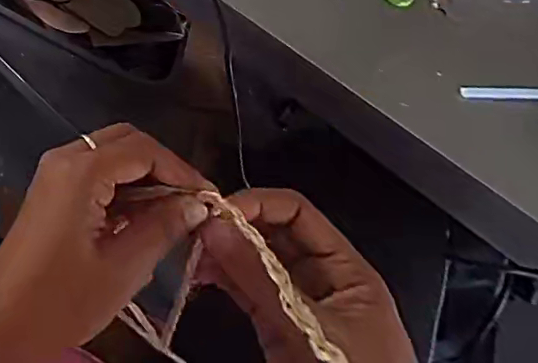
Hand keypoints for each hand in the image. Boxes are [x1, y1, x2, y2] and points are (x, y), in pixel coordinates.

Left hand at [0, 125, 212, 360]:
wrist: (4, 316)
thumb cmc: (62, 298)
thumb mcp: (122, 268)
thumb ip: (162, 228)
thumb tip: (195, 205)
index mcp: (81, 170)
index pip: (142, 149)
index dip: (180, 168)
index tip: (208, 197)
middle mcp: (66, 156)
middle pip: (125, 139)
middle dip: (163, 164)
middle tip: (193, 200)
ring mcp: (56, 167)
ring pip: (110, 150)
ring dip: (143, 172)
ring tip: (175, 209)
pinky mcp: (53, 183)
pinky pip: (95, 167)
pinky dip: (122, 181)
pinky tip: (143, 213)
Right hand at [197, 190, 413, 362]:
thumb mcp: (308, 333)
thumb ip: (259, 277)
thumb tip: (212, 223)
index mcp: (346, 271)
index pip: (297, 212)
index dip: (257, 203)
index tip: (218, 212)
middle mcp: (321, 280)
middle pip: (272, 232)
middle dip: (233, 227)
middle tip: (195, 228)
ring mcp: (298, 304)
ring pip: (254, 259)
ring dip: (221, 252)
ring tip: (191, 253)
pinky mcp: (278, 328)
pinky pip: (247, 289)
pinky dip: (222, 278)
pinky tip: (198, 275)